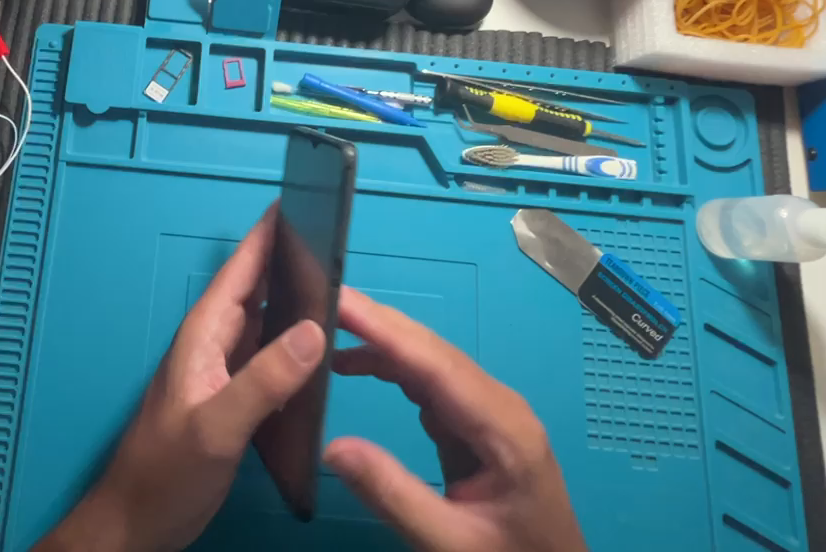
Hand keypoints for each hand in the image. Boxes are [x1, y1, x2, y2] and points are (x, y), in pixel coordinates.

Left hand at [37, 206, 325, 551]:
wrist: (137, 521)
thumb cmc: (168, 469)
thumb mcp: (218, 425)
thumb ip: (264, 379)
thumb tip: (315, 328)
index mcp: (205, 333)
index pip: (240, 270)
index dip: (266, 234)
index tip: (297, 202)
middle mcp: (215, 342)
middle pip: (255, 289)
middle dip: (289, 262)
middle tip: (335, 243)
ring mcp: (222, 368)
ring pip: (263, 321)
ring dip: (293, 301)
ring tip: (336, 286)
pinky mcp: (231, 394)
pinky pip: (266, 354)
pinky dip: (290, 342)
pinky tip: (316, 348)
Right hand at [322, 287, 586, 551]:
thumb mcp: (452, 543)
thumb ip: (394, 495)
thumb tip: (331, 446)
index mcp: (502, 426)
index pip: (433, 363)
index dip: (383, 328)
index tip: (340, 299)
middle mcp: (497, 403)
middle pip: (429, 350)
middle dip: (376, 320)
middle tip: (323, 297)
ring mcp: (486, 409)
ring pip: (426, 359)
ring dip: (378, 341)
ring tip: (327, 328)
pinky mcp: (473, 421)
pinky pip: (426, 380)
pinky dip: (389, 366)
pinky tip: (354, 363)